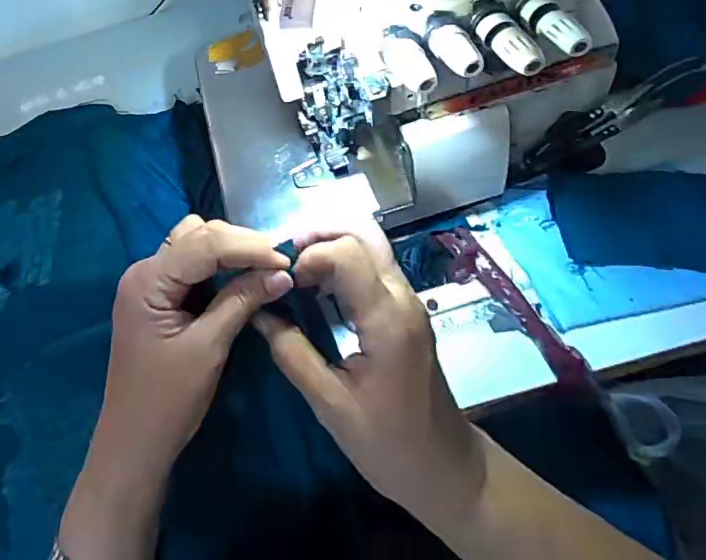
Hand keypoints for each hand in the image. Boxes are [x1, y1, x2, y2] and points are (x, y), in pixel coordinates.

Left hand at [60, 216, 291, 559]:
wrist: (134, 446)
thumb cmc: (167, 401)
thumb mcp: (209, 347)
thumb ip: (242, 301)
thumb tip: (282, 274)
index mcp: (148, 279)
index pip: (204, 243)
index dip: (248, 247)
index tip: (286, 260)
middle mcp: (145, 270)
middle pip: (197, 235)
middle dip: (240, 244)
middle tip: (279, 262)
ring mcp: (149, 282)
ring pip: (195, 243)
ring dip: (230, 250)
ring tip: (264, 265)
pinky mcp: (159, 296)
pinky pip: (192, 265)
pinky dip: (219, 265)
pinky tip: (243, 274)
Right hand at [261, 222, 653, 559]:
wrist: (445, 469)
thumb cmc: (389, 444)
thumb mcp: (331, 407)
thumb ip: (293, 354)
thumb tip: (260, 314)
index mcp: (387, 318)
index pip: (349, 253)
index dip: (311, 255)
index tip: (285, 281)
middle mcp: (402, 297)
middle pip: (365, 235)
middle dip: (322, 235)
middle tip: (286, 256)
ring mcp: (408, 301)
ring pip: (371, 246)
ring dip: (332, 247)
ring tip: (297, 269)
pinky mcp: (405, 310)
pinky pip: (374, 268)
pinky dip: (343, 263)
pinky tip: (318, 285)